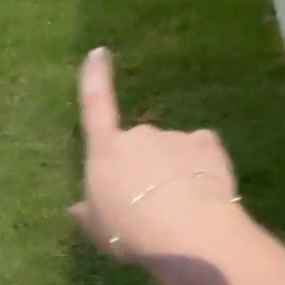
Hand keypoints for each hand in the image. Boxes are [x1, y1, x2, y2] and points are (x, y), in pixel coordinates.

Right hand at [71, 47, 241, 260]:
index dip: (94, 79)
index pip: (95, 106)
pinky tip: (201, 191)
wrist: (184, 232)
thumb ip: (87, 213)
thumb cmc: (127, 230)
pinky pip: (199, 152)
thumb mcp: (96, 228)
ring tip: (175, 206)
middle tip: (143, 201)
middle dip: (140, 164)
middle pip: (136, 143)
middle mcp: (139, 135)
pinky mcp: (208, 145)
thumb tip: (76, 208)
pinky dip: (199, 167)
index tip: (98, 53)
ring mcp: (175, 137)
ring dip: (170, 170)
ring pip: (170, 150)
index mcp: (105, 152)